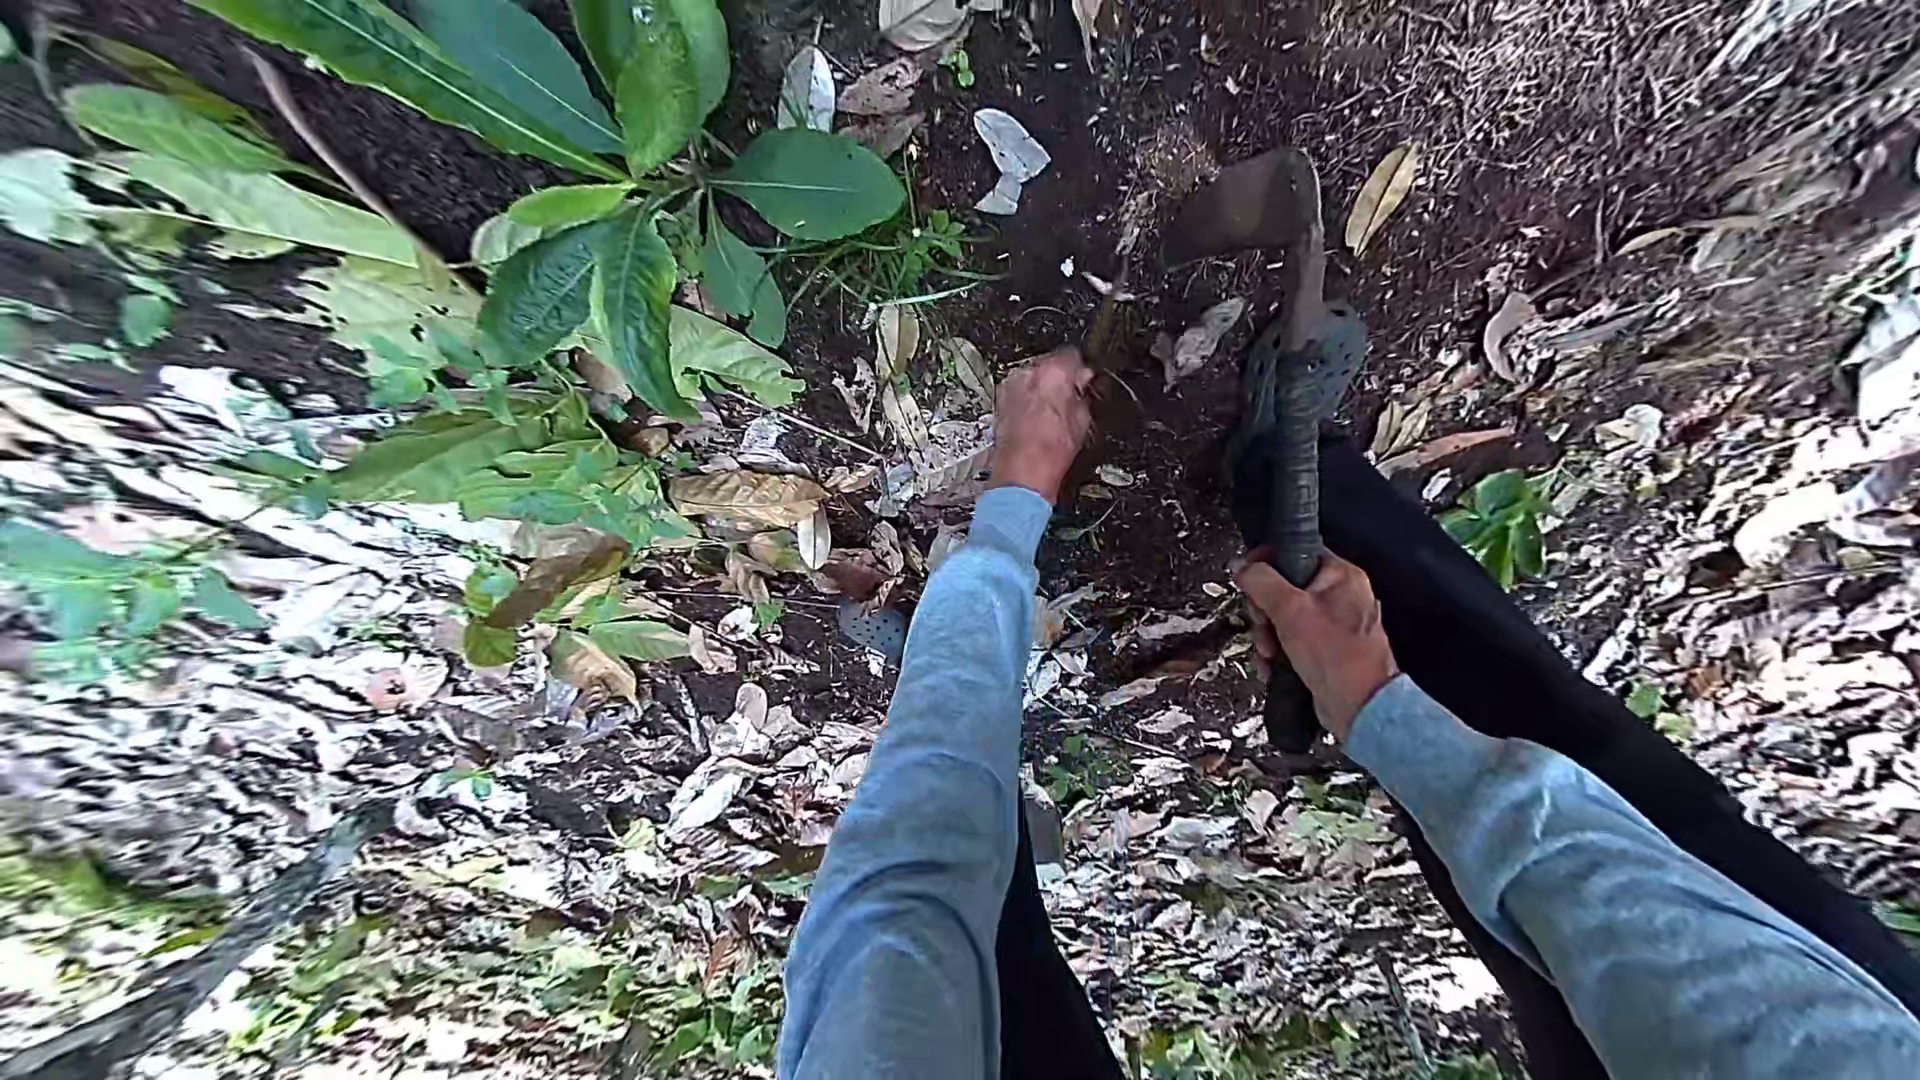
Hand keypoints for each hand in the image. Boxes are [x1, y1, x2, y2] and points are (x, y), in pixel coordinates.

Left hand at [990, 347, 1094, 503]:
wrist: (1023, 473)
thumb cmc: (1049, 452)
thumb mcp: (1083, 421)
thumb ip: (1083, 395)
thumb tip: (1082, 388)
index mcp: (1053, 373)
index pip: (1072, 356)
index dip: (1080, 371)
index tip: (1083, 381)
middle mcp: (1028, 374)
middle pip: (1049, 365)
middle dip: (1059, 380)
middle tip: (1068, 400)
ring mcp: (1010, 387)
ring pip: (1031, 378)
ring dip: (1041, 390)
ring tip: (1050, 416)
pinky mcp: (999, 401)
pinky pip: (1018, 393)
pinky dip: (1026, 401)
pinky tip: (1035, 421)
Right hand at [1233, 550, 1398, 740]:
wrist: (1359, 707)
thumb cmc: (1338, 659)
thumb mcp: (1289, 610)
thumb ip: (1261, 582)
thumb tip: (1242, 566)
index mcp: (1340, 576)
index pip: (1293, 551)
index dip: (1264, 564)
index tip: (1248, 578)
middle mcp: (1339, 595)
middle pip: (1280, 587)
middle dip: (1263, 610)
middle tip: (1264, 622)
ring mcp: (1331, 622)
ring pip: (1280, 614)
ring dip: (1266, 634)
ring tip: (1270, 650)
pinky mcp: (1323, 646)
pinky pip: (1288, 637)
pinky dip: (1276, 649)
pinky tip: (1274, 662)